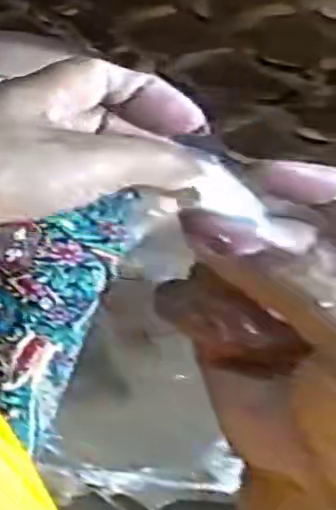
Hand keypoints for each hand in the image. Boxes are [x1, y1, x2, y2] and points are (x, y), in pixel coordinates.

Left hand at [0, 57, 211, 243]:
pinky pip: (37, 173)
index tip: (194, 129)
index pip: (102, 74)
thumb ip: (152, 160)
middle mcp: (13, 111)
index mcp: (38, 93)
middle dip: (140, 138)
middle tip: (182, 177)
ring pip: (65, 146)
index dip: (151, 94)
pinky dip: (71, 187)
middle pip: (89, 111)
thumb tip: (198, 169)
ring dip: (108, 168)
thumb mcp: (89, 160)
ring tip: (150, 199)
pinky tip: (88, 210)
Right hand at [156, 161, 335, 509]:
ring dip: (218, 284)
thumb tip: (208, 222)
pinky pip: (187, 294)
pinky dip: (191, 309)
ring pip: (223, 260)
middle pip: (278, 234)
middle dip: (247, 240)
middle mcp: (327, 287)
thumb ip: (295, 276)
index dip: (318, 189)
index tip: (267, 175)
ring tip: (234, 320)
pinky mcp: (224, 327)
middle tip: (213, 240)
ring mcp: (278, 308)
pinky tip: (211, 334)